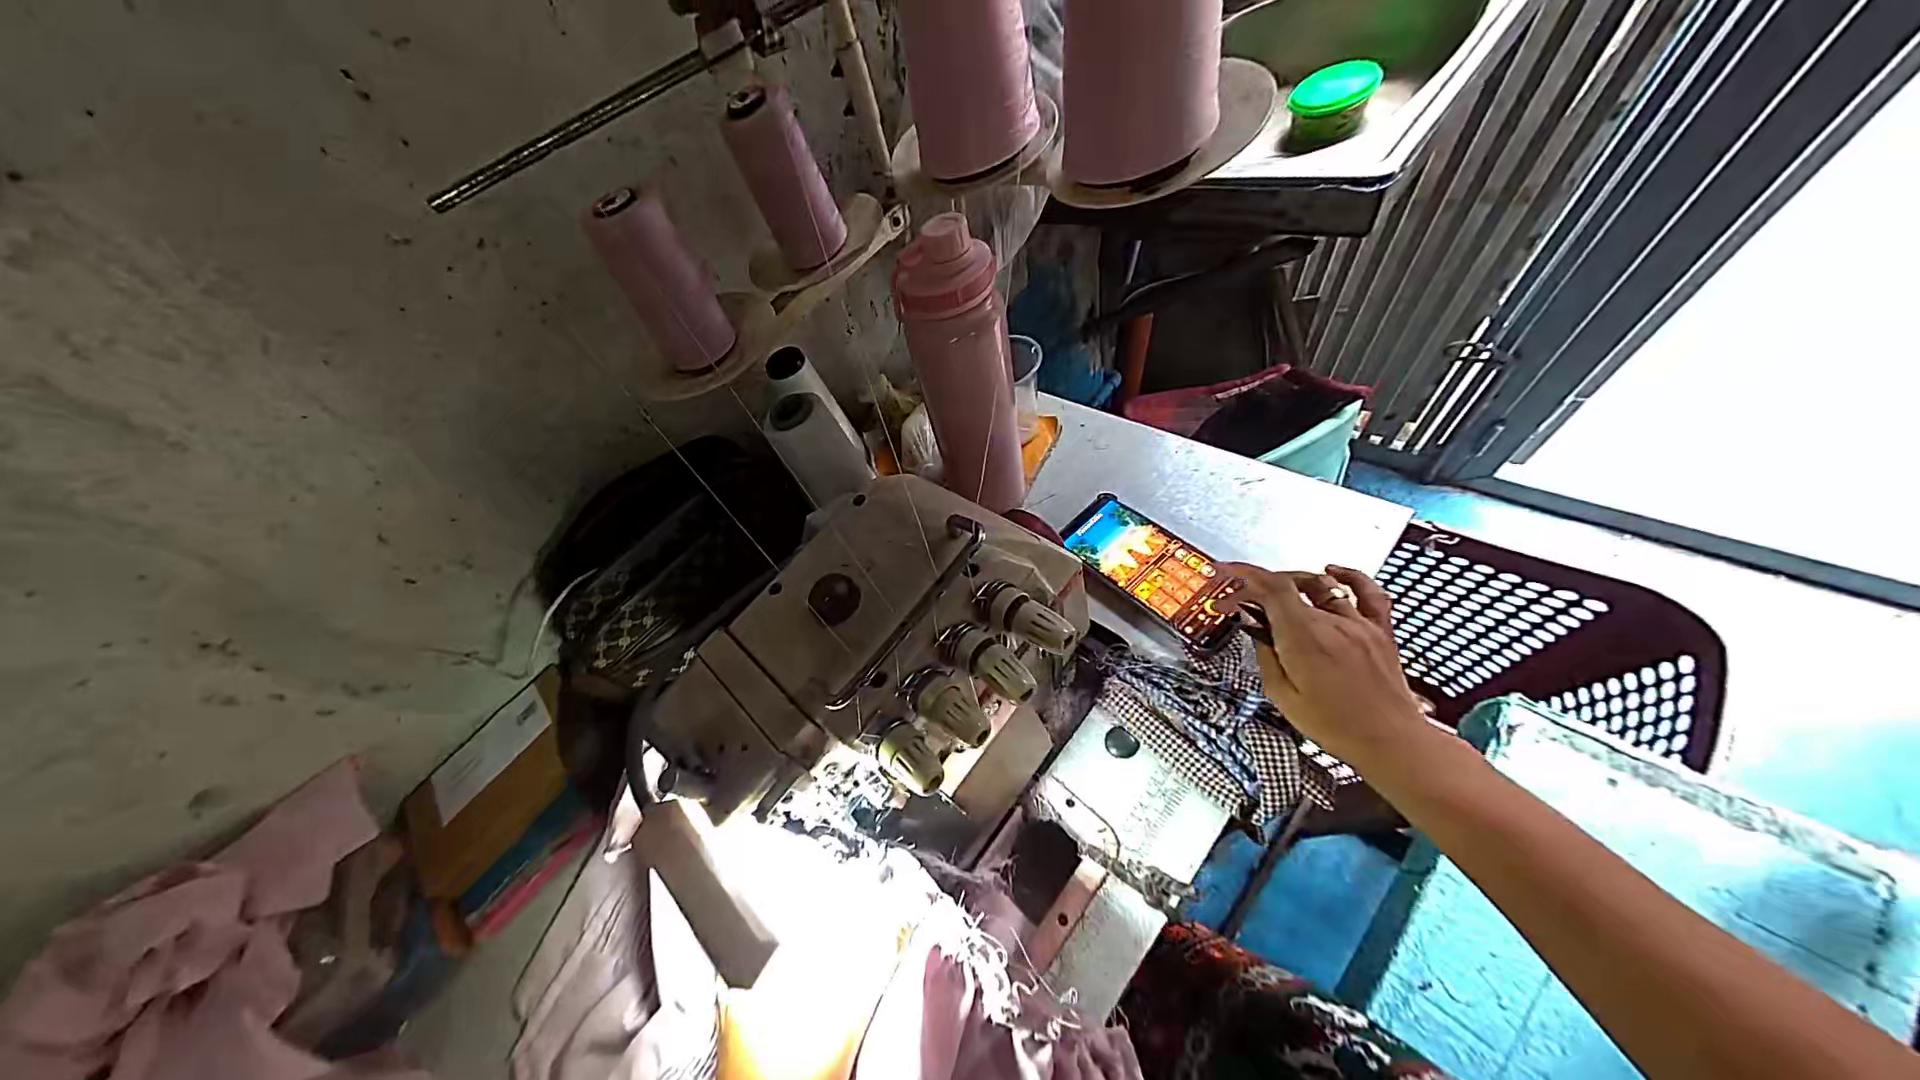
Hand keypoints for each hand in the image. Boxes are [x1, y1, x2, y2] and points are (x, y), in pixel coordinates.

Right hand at [1219, 563, 1435, 774]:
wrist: (1391, 742)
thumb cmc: (1338, 726)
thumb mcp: (1282, 695)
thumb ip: (1265, 654)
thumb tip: (1253, 628)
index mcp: (1303, 638)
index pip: (1270, 587)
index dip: (1245, 574)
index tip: (1228, 572)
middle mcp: (1332, 623)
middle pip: (1290, 585)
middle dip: (1260, 587)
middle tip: (1244, 601)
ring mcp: (1358, 624)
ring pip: (1321, 585)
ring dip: (1292, 582)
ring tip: (1277, 592)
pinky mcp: (1379, 631)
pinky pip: (1368, 591)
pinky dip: (1349, 575)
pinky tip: (1333, 570)